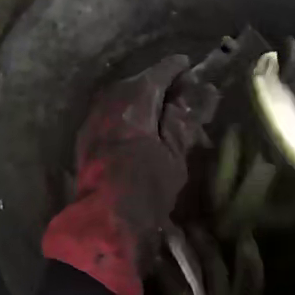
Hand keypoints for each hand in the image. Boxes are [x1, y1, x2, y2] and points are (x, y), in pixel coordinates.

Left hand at [42, 55, 217, 294]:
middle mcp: (110, 98)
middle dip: (164, 88)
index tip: (195, 73)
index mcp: (134, 96)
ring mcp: (95, 116)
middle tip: (186, 102)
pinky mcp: (87, 135)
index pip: (162, 70)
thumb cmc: (146, 185)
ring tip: (167, 120)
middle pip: (142, 82)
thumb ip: (188, 117)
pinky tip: (144, 134)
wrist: (103, 224)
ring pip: (126, 98)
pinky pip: (114, 114)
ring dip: (147, 104)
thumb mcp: (176, 152)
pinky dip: (132, 117)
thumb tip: (207, 90)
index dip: (181, 69)